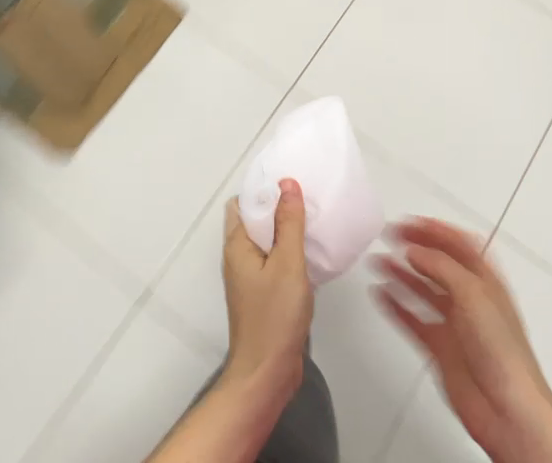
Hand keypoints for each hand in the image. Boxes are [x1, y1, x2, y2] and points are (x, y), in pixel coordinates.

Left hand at [220, 178, 313, 404]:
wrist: (267, 371)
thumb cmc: (275, 315)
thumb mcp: (287, 264)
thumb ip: (289, 224)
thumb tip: (287, 183)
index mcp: (237, 246)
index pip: (243, 203)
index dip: (264, 189)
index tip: (291, 180)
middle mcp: (238, 258)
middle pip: (255, 221)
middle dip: (278, 207)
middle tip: (307, 198)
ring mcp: (250, 278)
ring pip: (267, 242)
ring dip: (286, 230)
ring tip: (314, 220)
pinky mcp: (263, 294)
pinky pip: (275, 261)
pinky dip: (290, 252)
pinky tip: (312, 253)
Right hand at [374, 218, 551, 462]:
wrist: (506, 409)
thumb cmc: (505, 356)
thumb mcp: (474, 296)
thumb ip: (442, 268)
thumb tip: (416, 251)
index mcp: (486, 281)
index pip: (460, 244)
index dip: (437, 229)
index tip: (412, 221)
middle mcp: (470, 299)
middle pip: (440, 263)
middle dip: (416, 246)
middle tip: (392, 235)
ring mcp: (454, 323)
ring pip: (423, 289)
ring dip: (402, 272)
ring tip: (380, 259)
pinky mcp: (440, 347)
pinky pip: (413, 318)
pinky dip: (396, 305)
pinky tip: (382, 294)